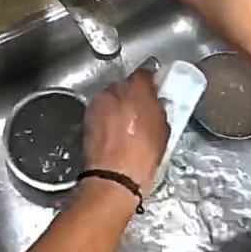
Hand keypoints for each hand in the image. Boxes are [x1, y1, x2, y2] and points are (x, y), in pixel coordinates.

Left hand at [84, 69, 167, 190]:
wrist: (113, 179)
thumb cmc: (141, 159)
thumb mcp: (162, 133)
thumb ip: (159, 111)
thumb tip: (157, 105)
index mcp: (138, 92)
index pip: (144, 73)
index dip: (149, 79)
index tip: (153, 86)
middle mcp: (116, 91)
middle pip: (125, 84)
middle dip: (132, 94)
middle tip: (140, 110)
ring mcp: (99, 103)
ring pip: (111, 96)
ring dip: (118, 104)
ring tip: (126, 123)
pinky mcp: (88, 116)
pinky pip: (101, 109)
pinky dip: (107, 115)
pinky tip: (114, 130)